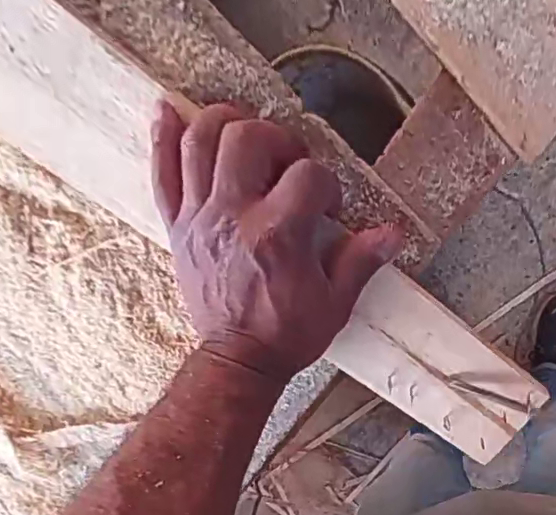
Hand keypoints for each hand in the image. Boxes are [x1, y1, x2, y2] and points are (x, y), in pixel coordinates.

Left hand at [152, 101, 402, 384]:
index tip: (328, 208)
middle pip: (249, 138)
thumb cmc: (285, 337)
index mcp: (279, 235)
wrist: (239, 363)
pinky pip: (163, 174)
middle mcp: (235, 217)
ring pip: (202, 140)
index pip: (308, 175)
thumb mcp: (334, 304)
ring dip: (225, 123)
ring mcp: (202, 221)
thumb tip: (392, 234)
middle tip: (288, 166)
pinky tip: (168, 111)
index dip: (327, 185)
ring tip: (245, 134)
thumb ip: (360, 261)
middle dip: (277, 139)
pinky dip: (163, 138)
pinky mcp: (179, 231)